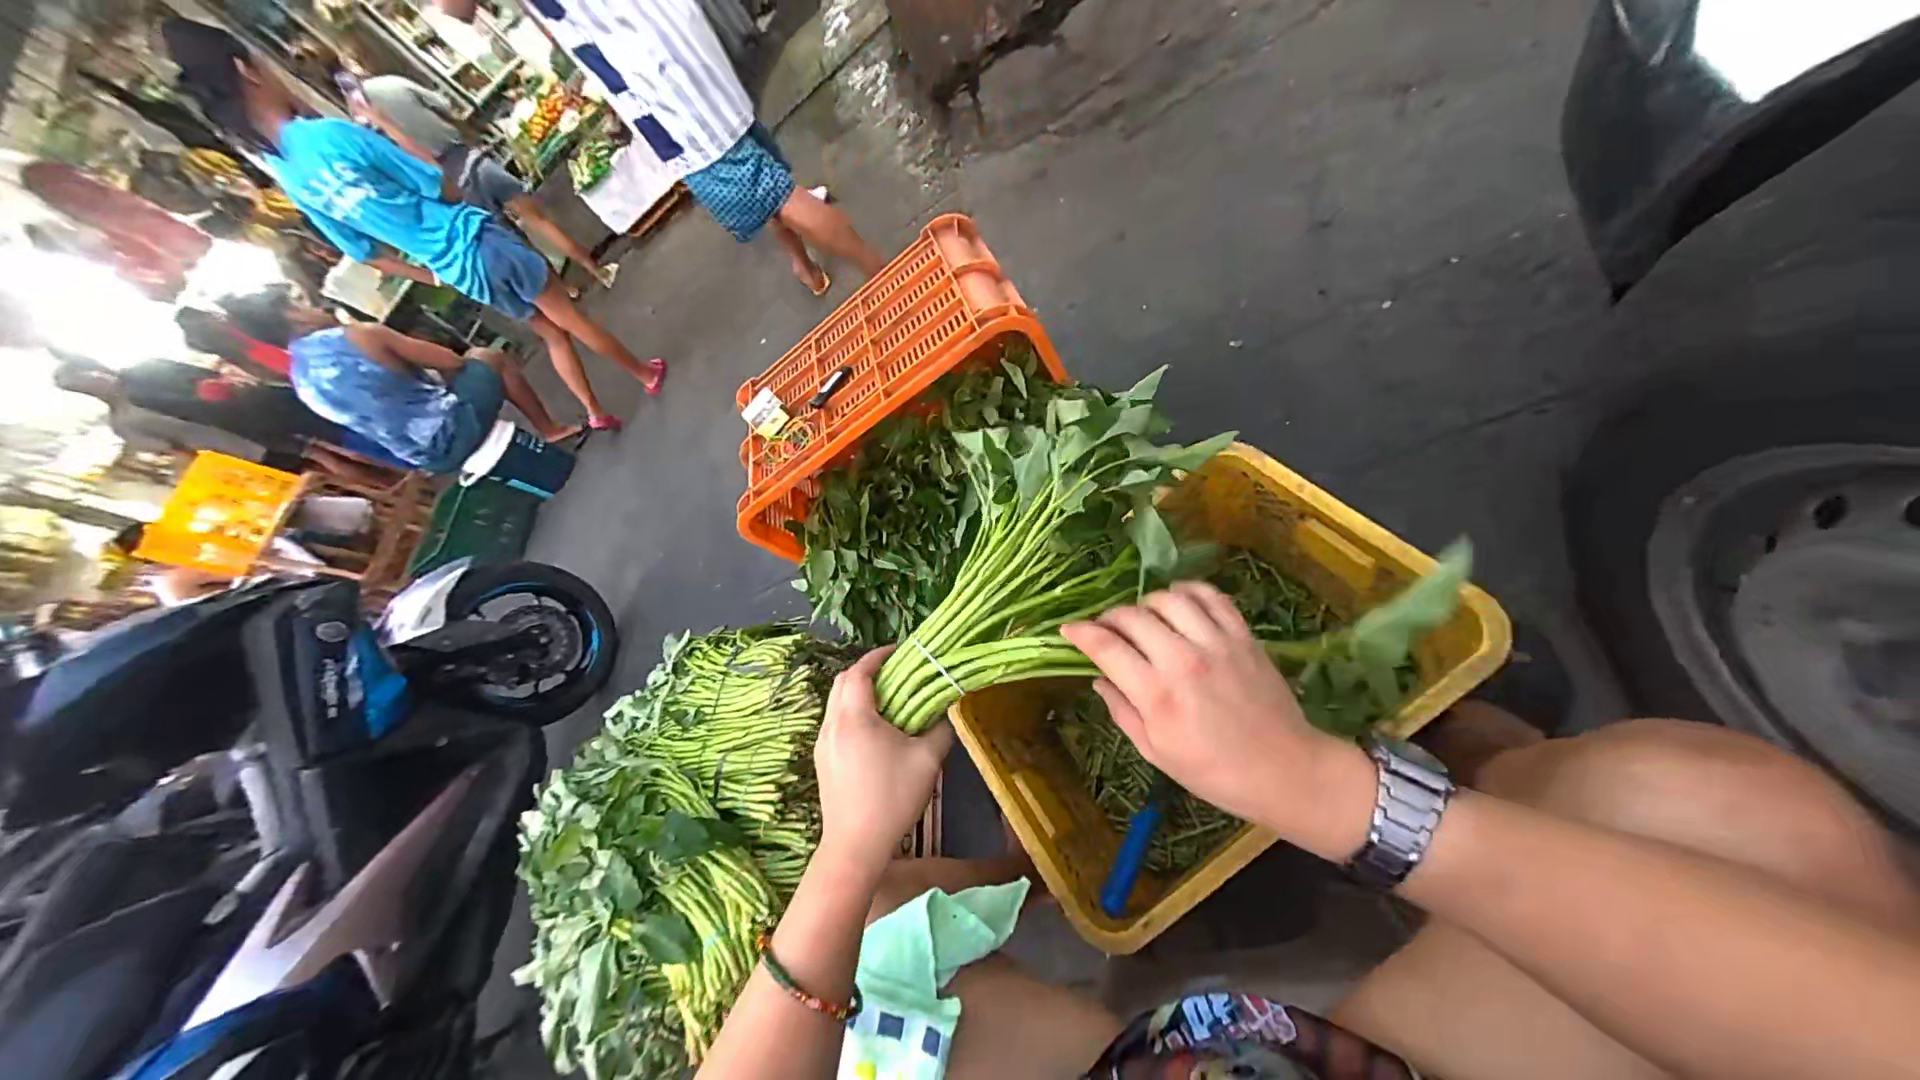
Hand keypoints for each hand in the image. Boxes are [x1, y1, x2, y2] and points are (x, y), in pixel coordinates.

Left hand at [813, 646, 954, 873]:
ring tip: (887, 697)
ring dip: (857, 691)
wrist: (855, 846)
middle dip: (866, 670)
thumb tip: (949, 707)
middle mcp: (832, 724)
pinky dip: (850, 711)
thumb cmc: (892, 798)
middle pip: (842, 681)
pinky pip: (833, 721)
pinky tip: (873, 728)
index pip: (860, 671)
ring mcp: (822, 742)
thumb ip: (941, 728)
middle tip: (895, 671)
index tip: (899, 650)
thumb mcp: (927, 760)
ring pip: (835, 701)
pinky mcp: (821, 759)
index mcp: (854, 718)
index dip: (878, 655)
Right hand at [1061, 583, 1374, 859]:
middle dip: (1109, 618)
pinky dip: (1188, 591)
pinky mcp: (1243, 636)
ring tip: (1144, 618)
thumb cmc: (1214, 772)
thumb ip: (1122, 711)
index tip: (1068, 629)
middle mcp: (1183, 660)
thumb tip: (1099, 678)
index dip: (1080, 632)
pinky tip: (1179, 602)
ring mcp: (1217, 643)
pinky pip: (1211, 596)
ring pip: (1167, 599)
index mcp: (1157, 695)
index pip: (1106, 646)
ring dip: (1146, 604)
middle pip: (1132, 616)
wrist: (1285, 771)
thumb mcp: (1156, 751)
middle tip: (1107, 630)